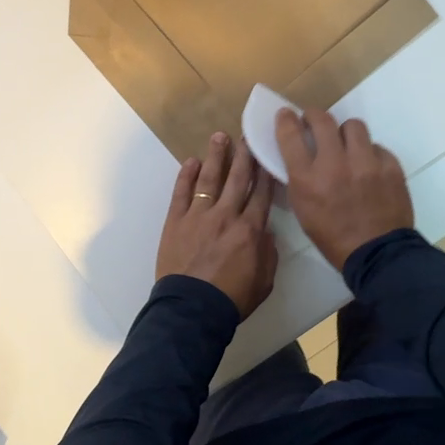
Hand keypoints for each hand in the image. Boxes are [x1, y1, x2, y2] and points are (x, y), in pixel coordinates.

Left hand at [155, 132, 278, 318]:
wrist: (193, 308)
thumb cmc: (232, 298)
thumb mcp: (264, 281)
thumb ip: (268, 254)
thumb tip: (267, 234)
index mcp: (250, 230)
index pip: (261, 194)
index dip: (265, 174)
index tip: (267, 155)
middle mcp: (226, 215)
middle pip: (237, 179)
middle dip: (244, 156)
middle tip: (246, 136)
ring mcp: (199, 215)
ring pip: (209, 179)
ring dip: (216, 156)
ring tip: (219, 137)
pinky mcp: (176, 221)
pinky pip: (182, 193)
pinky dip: (186, 176)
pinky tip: (192, 161)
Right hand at [274, 108, 412, 269]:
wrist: (377, 254)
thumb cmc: (332, 236)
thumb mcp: (302, 209)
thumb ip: (299, 178)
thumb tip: (300, 154)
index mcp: (307, 179)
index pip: (290, 135)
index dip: (286, 120)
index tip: (287, 115)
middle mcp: (334, 164)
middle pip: (322, 120)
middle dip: (314, 116)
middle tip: (315, 122)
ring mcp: (365, 163)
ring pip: (353, 126)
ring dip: (345, 133)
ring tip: (347, 144)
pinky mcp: (391, 166)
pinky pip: (377, 147)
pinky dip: (370, 153)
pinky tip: (369, 167)